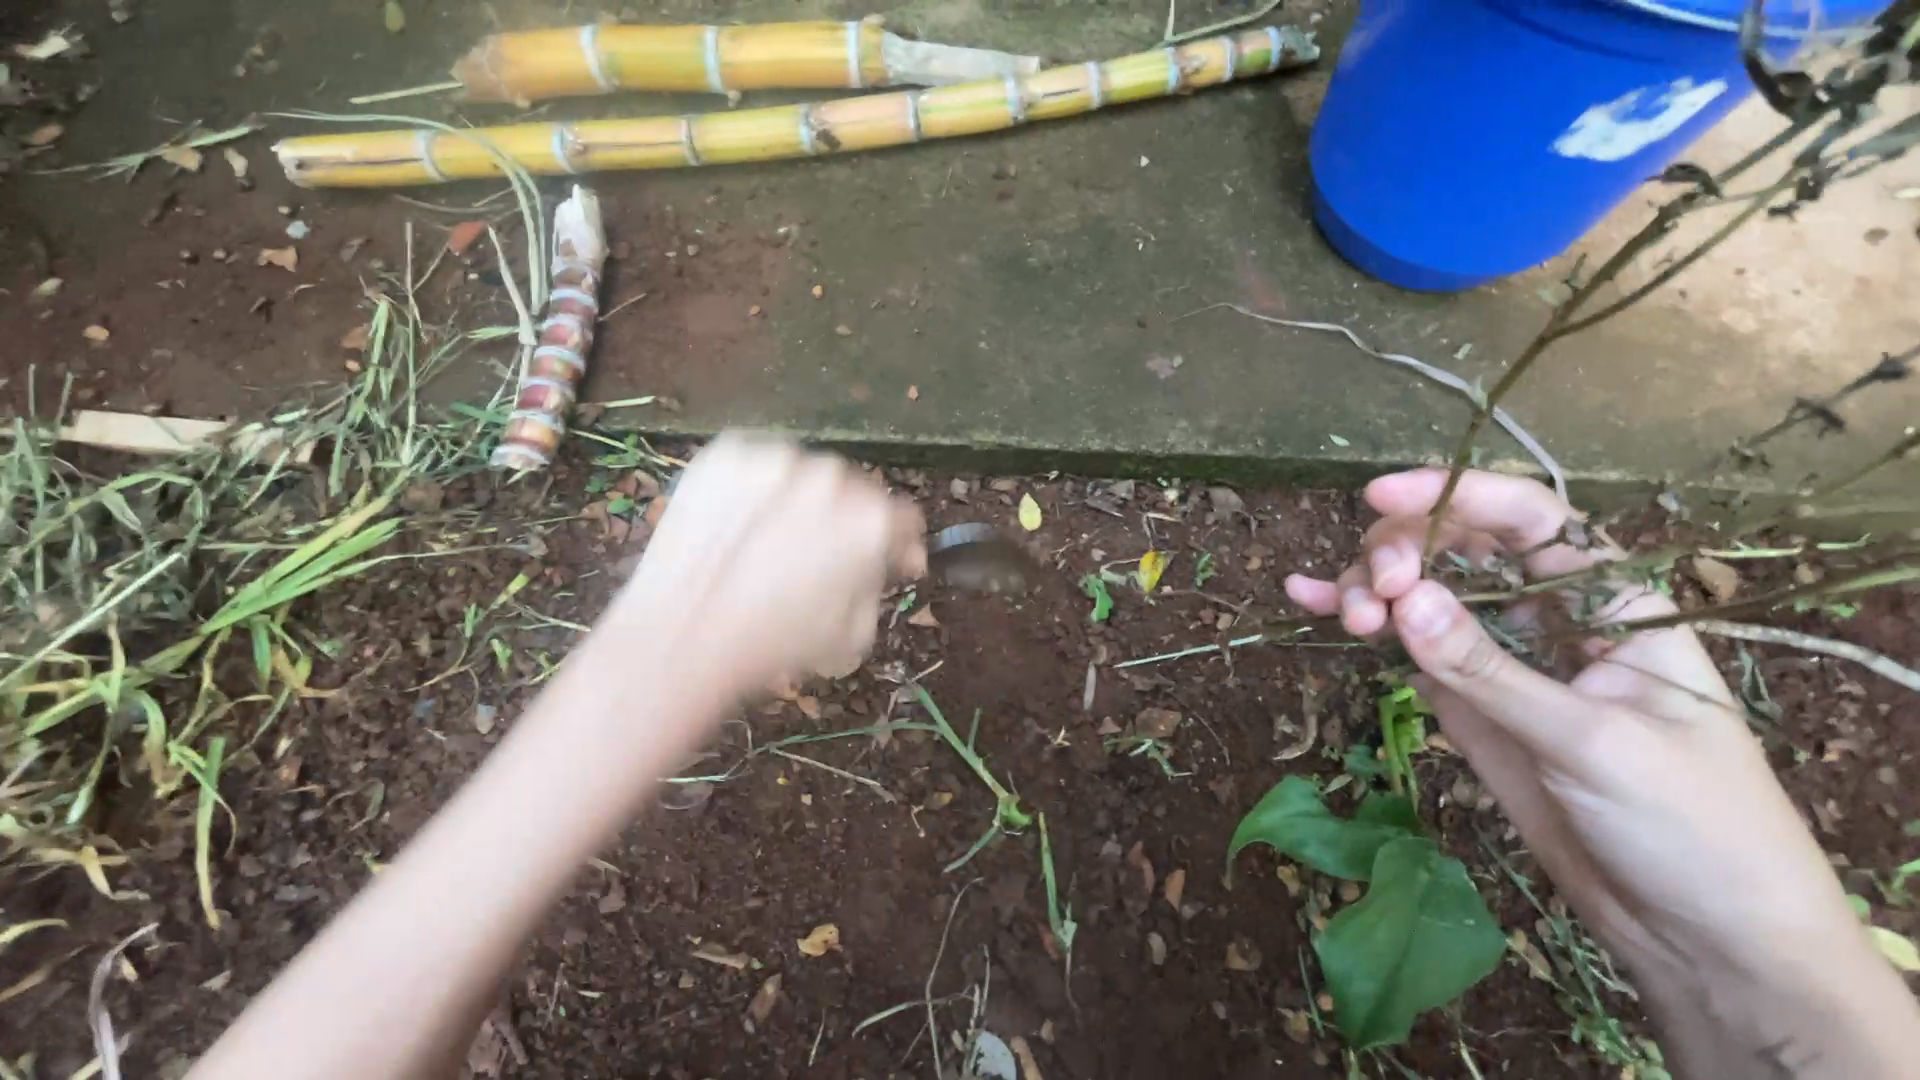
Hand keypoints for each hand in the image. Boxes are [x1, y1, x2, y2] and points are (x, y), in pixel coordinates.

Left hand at [610, 432, 925, 695]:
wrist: (680, 636)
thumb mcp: (853, 635)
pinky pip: (756, 466)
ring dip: (801, 499)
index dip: (896, 542)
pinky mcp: (727, 452)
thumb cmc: (774, 646)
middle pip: (855, 490)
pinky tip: (740, 526)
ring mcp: (776, 459)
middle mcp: (831, 477)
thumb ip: (880, 589)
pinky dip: (756, 489)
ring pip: (804, 474)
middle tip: (820, 553)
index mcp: (872, 521)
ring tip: (771, 539)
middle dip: (846, 519)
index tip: (885, 558)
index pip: (904, 518)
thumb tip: (893, 562)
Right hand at [1285, 469, 1917, 1078]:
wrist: (1698, 933)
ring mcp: (1496, 655)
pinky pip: (1403, 646)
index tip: (1379, 499)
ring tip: (1345, 615)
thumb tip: (1404, 600)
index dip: (1454, 495)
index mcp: (1607, 600)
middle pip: (1455, 547)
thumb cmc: (1693, 827)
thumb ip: (1491, 670)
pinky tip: (1307, 600)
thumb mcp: (1594, 743)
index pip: (1527, 519)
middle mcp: (1543, 613)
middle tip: (1371, 596)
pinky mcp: (1460, 698)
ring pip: (1418, 591)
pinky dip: (1358, 623)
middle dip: (1401, 553)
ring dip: (1369, 587)